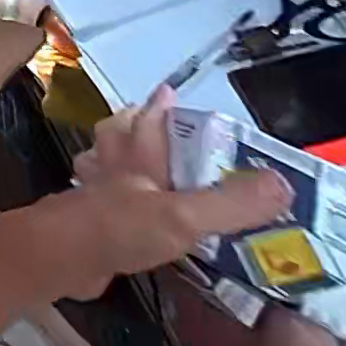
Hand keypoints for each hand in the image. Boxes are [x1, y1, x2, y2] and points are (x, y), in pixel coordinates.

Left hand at [63, 86, 291, 298]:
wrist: (64, 255)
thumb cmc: (119, 224)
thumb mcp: (184, 215)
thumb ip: (231, 202)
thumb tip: (281, 183)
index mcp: (135, 151)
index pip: (148, 116)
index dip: (160, 103)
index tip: (170, 90)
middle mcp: (113, 161)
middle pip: (118, 131)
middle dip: (134, 123)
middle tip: (154, 123)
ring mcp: (96, 187)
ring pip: (107, 159)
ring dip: (120, 155)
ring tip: (143, 162)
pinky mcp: (90, 216)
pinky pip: (104, 194)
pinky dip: (116, 194)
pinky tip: (132, 211)